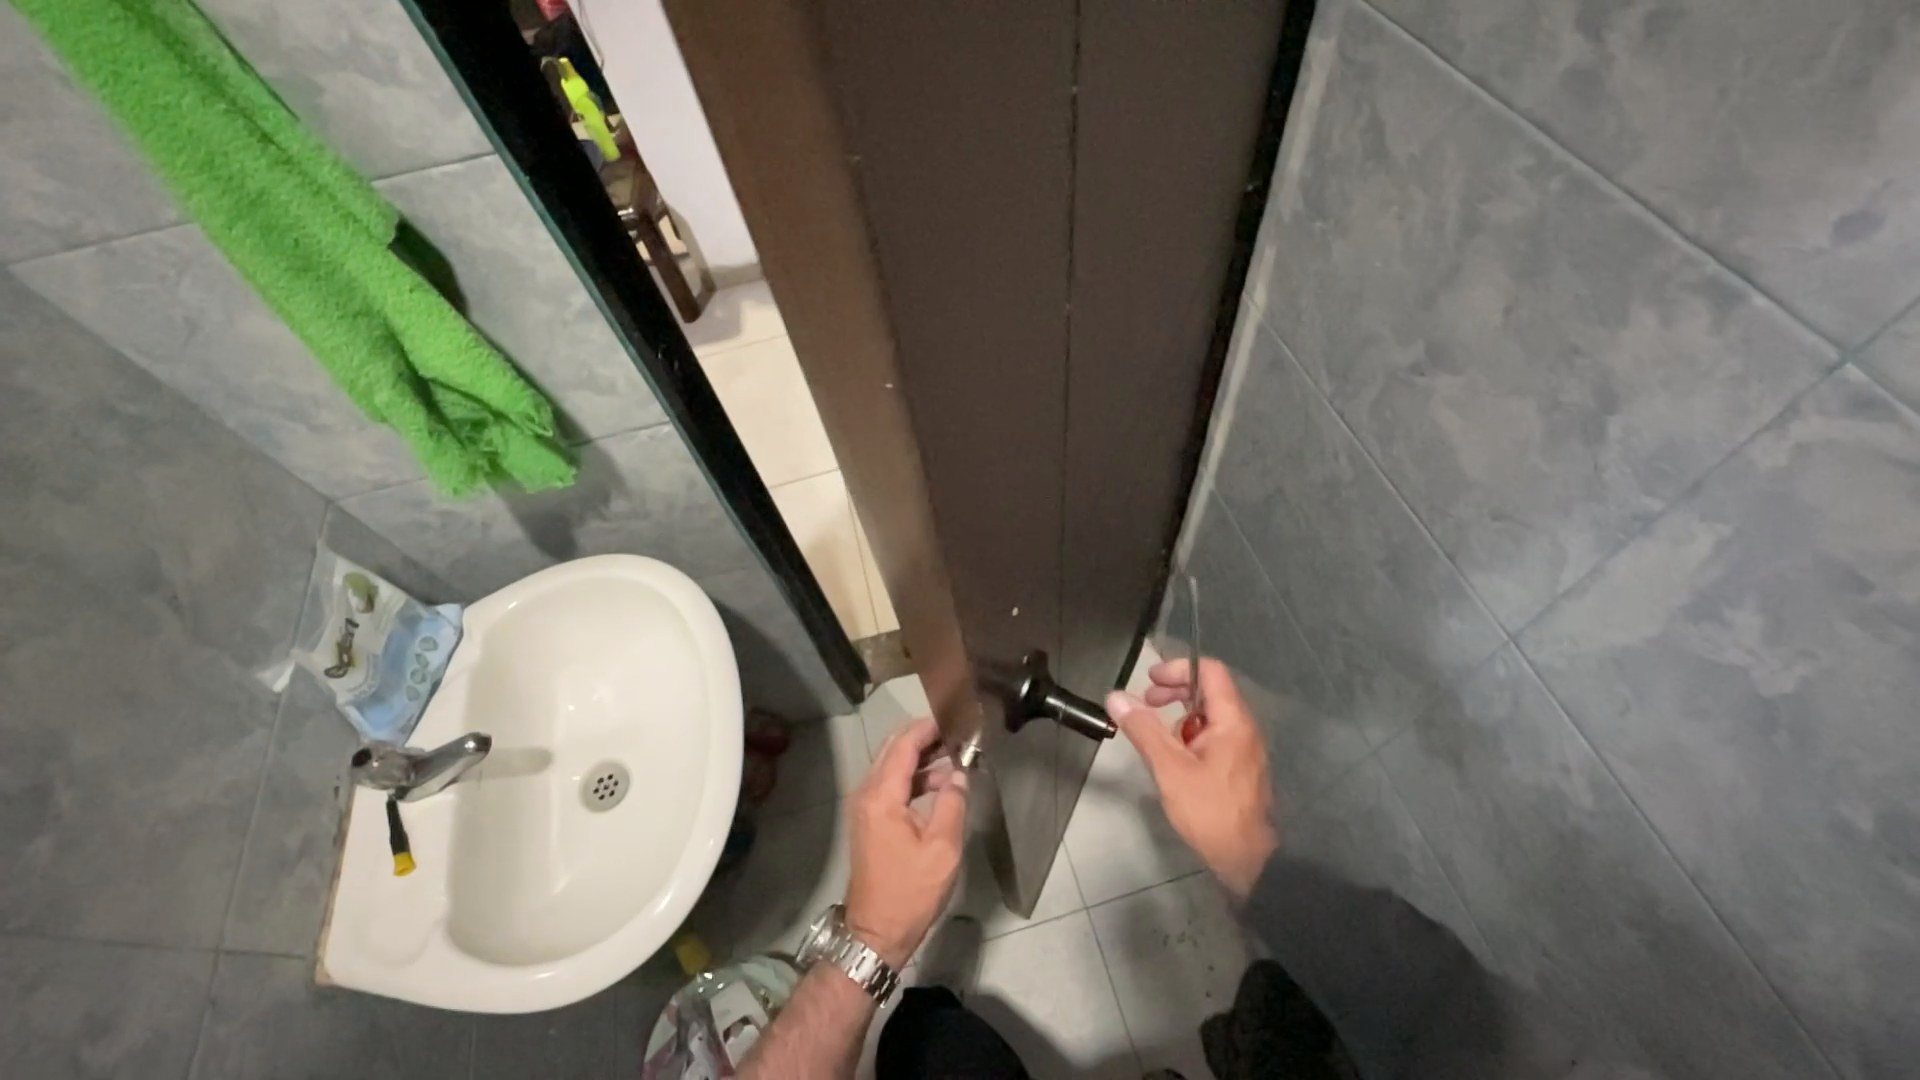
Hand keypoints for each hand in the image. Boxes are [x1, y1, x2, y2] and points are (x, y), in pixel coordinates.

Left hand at [843, 717, 969, 967]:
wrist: (876, 933)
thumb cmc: (911, 892)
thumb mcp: (943, 848)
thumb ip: (952, 803)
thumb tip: (960, 774)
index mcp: (881, 796)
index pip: (905, 744)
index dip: (929, 727)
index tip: (955, 716)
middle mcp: (866, 793)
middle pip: (894, 749)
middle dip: (925, 736)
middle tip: (958, 731)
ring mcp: (864, 807)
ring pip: (892, 766)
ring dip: (921, 757)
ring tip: (957, 754)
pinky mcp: (869, 820)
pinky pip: (890, 784)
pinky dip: (914, 776)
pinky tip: (940, 782)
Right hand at [1106, 658, 1279, 900]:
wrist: (1249, 861)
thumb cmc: (1210, 811)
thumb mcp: (1169, 768)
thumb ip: (1144, 729)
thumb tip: (1116, 697)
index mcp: (1232, 721)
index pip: (1210, 672)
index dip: (1178, 669)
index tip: (1149, 682)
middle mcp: (1243, 728)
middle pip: (1209, 690)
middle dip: (1175, 691)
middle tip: (1146, 704)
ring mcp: (1244, 748)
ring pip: (1209, 716)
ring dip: (1180, 717)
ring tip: (1159, 741)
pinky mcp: (1240, 767)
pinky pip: (1214, 737)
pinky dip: (1191, 737)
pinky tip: (1175, 761)